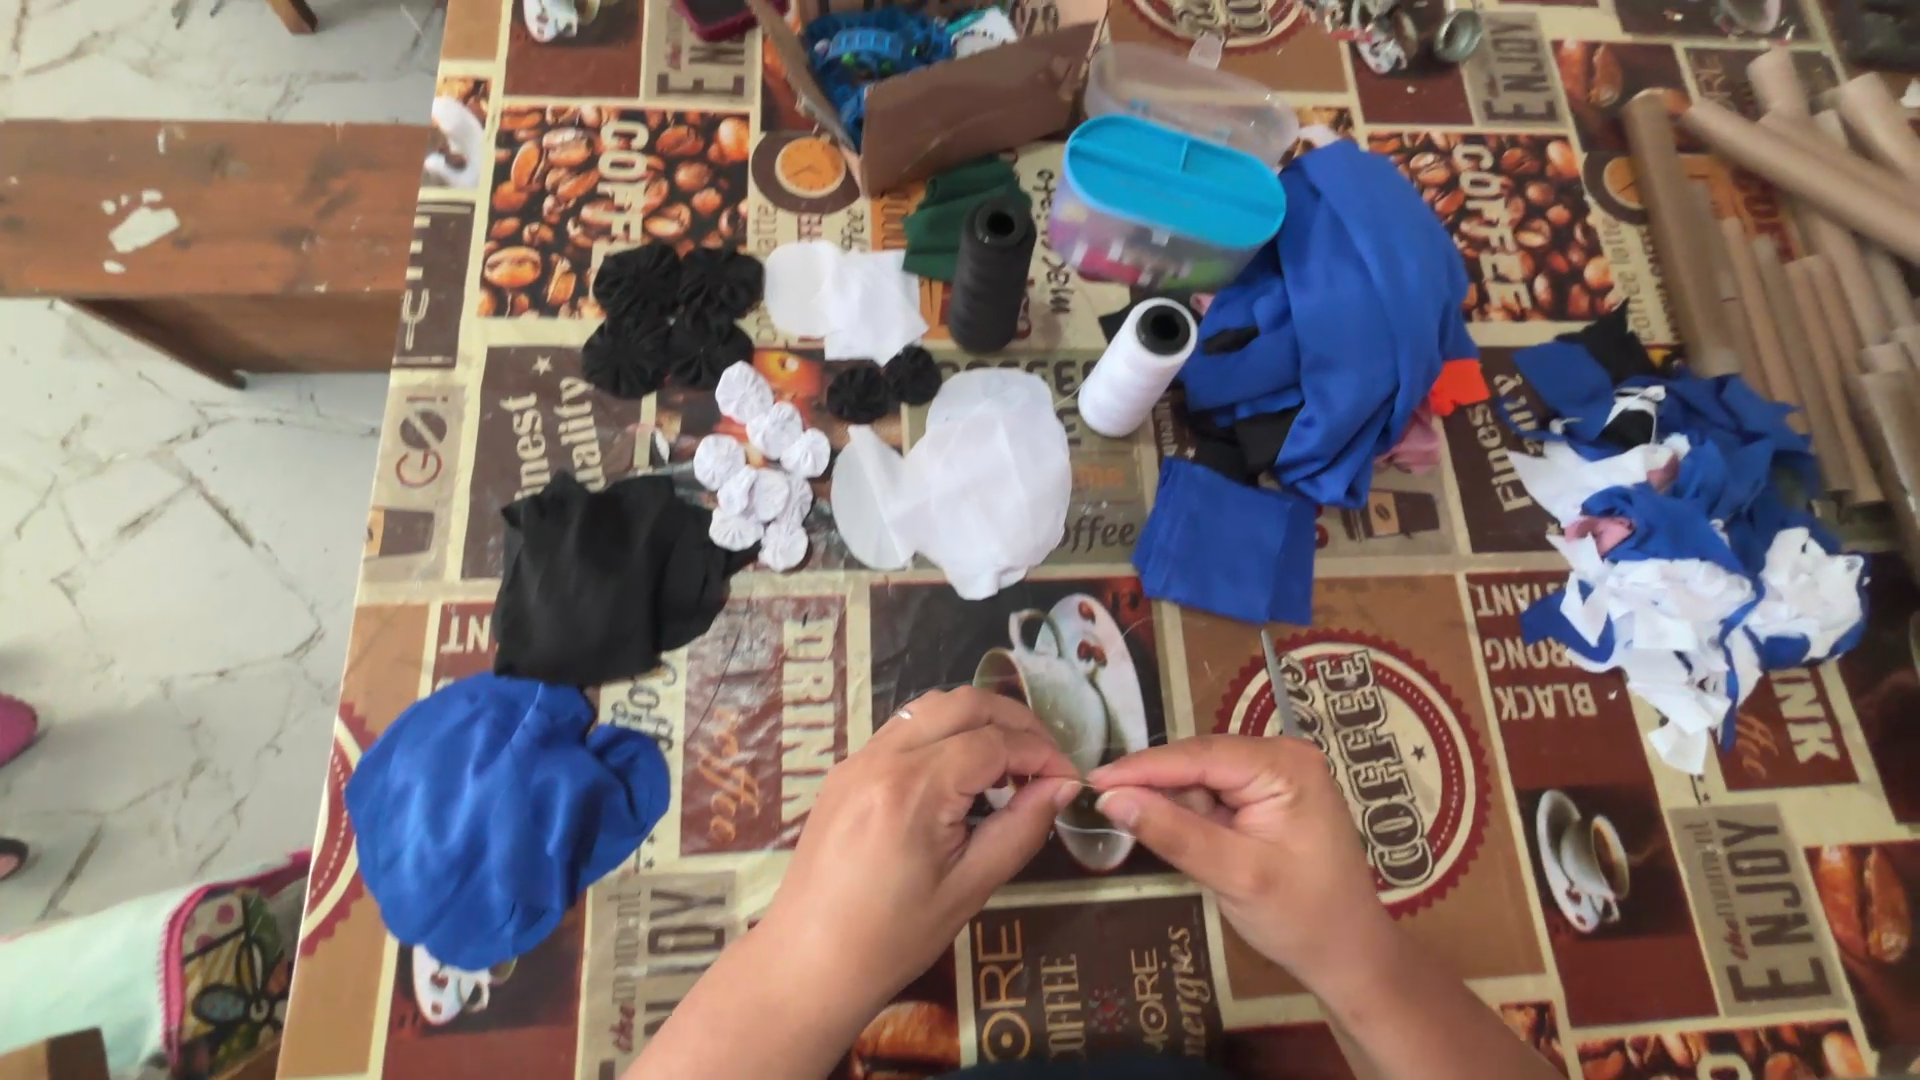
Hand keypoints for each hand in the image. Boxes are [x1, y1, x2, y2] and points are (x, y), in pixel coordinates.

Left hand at [761, 686, 1079, 1010]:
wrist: (807, 962)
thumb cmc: (893, 938)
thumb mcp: (970, 888)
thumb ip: (1021, 828)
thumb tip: (1063, 786)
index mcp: (915, 787)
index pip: (994, 742)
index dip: (1041, 754)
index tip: (1069, 778)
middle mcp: (883, 756)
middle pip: (964, 703)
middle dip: (1015, 719)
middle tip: (1045, 758)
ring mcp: (859, 757)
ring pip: (930, 706)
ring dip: (978, 719)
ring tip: (1009, 761)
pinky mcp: (846, 768)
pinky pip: (904, 728)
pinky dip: (943, 731)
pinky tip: (961, 769)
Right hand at [1088, 735, 1393, 990]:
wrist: (1350, 959)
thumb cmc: (1302, 919)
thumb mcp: (1233, 875)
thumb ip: (1172, 832)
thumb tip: (1110, 799)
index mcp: (1284, 765)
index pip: (1198, 756)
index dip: (1141, 767)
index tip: (1092, 780)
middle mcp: (1280, 755)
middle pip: (1196, 761)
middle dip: (1154, 785)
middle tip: (1105, 806)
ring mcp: (1275, 773)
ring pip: (1199, 776)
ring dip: (1171, 801)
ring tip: (1142, 826)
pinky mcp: (1266, 793)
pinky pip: (1212, 792)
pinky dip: (1189, 812)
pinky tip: (1175, 831)